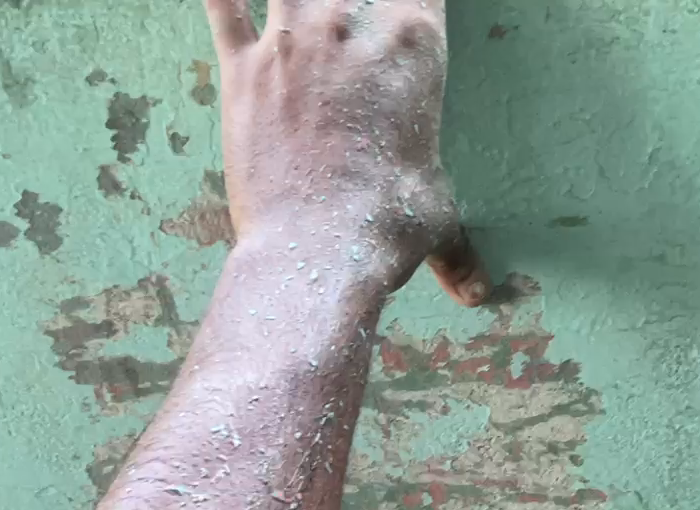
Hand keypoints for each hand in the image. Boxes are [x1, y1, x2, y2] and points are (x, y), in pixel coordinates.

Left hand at [203, 0, 491, 304]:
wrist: (318, 251)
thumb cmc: (387, 230)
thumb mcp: (437, 226)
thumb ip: (458, 247)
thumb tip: (477, 291)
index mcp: (412, 46)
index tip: (405, 6)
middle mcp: (349, 24)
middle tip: (347, 10)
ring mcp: (290, 41)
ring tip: (303, 2)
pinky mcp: (241, 71)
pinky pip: (222, 3)